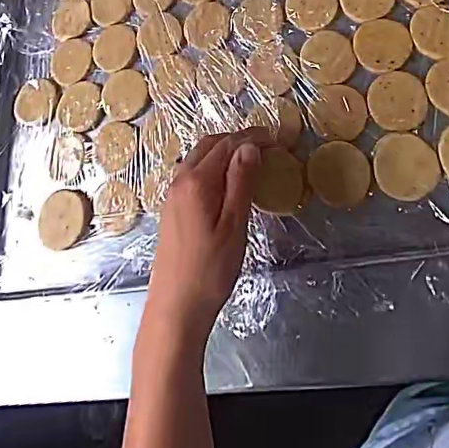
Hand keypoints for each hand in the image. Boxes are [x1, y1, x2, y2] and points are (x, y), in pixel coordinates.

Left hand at [141, 128, 267, 354]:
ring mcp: (172, 196)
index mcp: (196, 182)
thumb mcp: (234, 224)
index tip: (276, 139)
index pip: (227, 145)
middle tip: (267, 145)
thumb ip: (241, 182)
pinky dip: (214, 166)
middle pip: (210, 145)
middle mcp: (179, 181)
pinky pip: (194, 174)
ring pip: (200, 158)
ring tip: (251, 160)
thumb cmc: (210, 270)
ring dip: (225, 151)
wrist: (175, 310)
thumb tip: (250, 146)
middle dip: (238, 139)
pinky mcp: (172, 209)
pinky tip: (229, 182)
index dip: (252, 137)